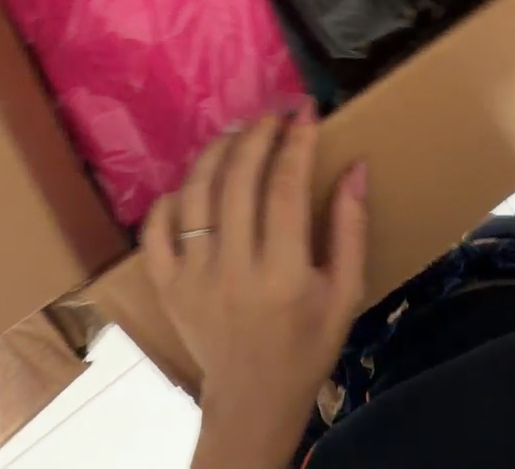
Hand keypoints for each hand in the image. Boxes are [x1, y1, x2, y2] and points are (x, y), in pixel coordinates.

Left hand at [142, 101, 367, 467]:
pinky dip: (170, 198)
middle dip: (257, 135)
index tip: (306, 111)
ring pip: (196, 195)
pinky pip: (157, 230)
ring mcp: (192, 279)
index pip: (286, 189)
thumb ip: (352, 229)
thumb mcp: (347, 294)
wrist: (253, 402)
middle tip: (273, 114)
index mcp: (284, 275)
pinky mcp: (166, 287)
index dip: (297, 142)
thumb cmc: (308, 346)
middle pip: (239, 181)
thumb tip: (356, 166)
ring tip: (237, 132)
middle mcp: (234, 271)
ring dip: (217, 153)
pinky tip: (193, 182)